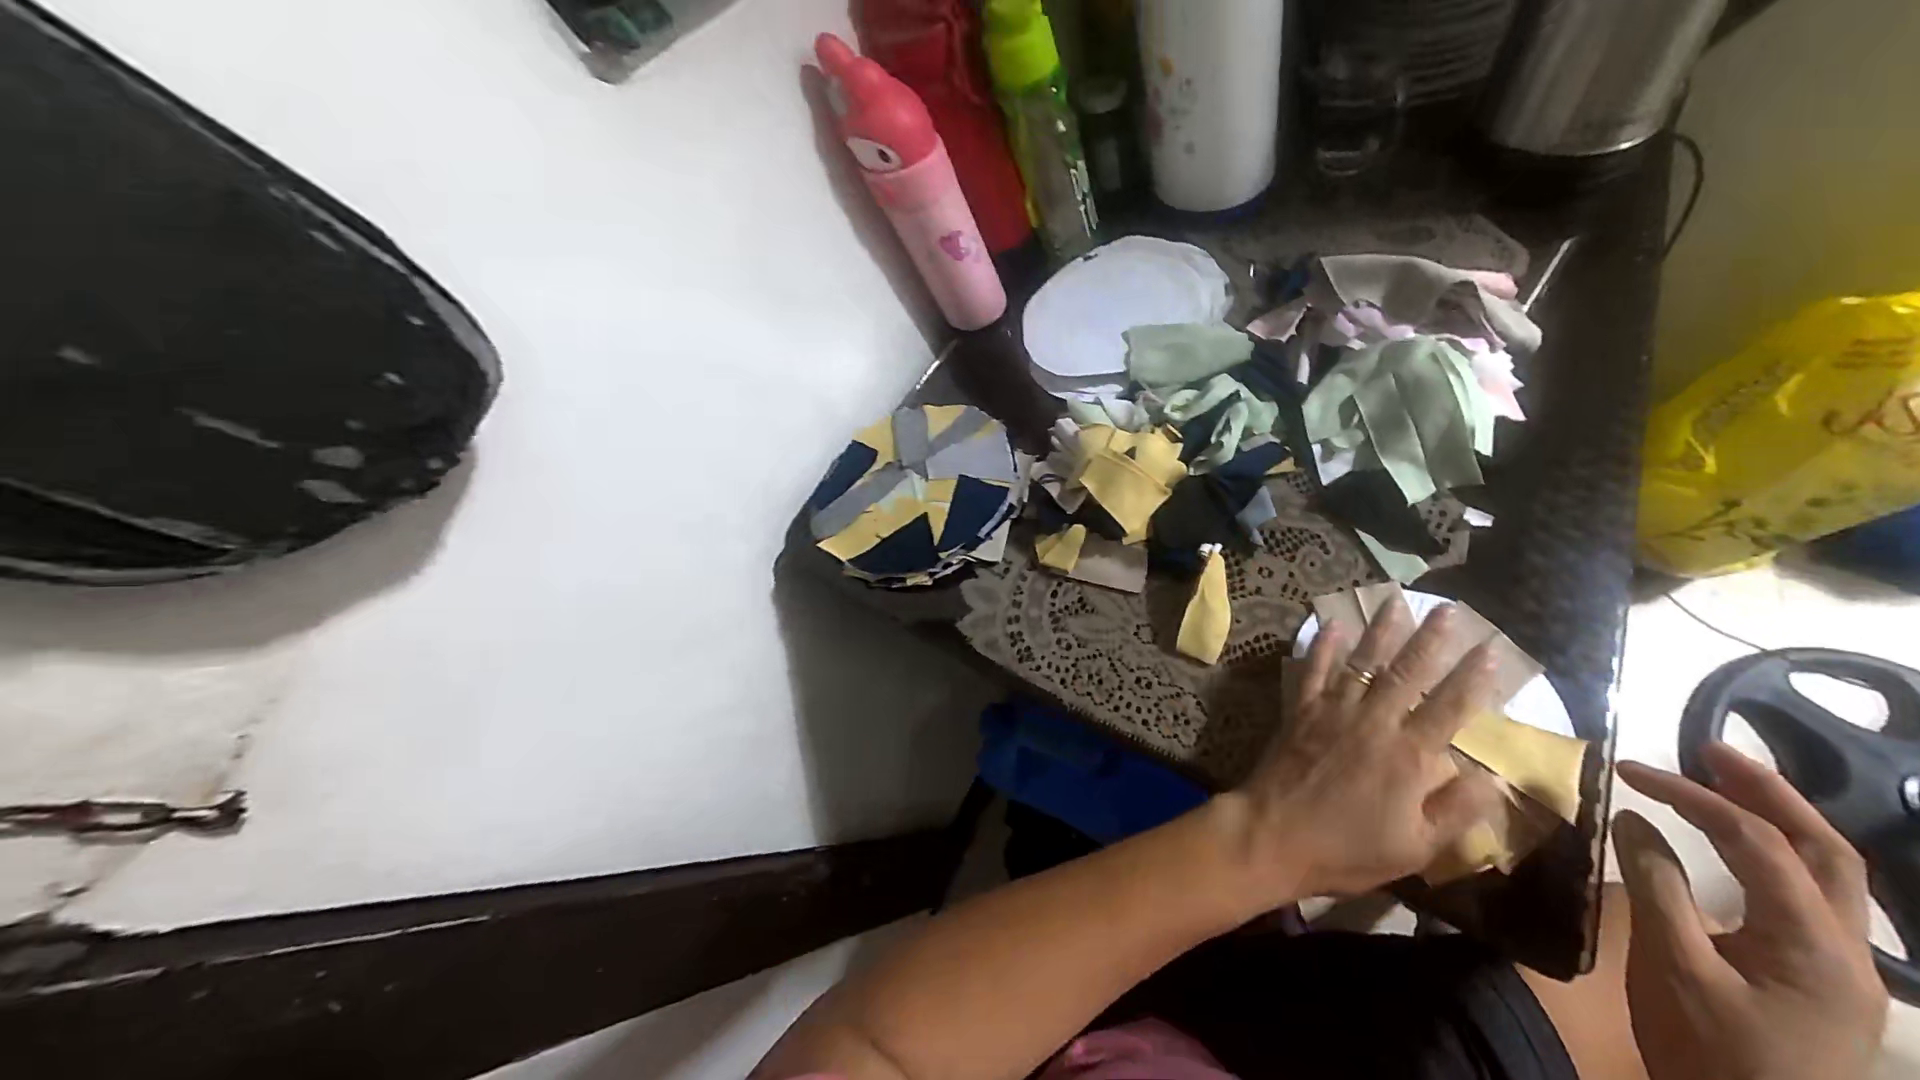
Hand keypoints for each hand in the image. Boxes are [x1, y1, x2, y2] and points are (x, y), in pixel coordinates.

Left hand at [1227, 601, 1501, 900]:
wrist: (1273, 835)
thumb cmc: (1347, 849)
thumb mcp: (1416, 847)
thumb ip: (1456, 809)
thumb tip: (1492, 776)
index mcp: (1409, 757)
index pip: (1451, 708)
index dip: (1474, 678)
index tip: (1493, 650)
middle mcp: (1373, 723)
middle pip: (1407, 673)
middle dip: (1430, 639)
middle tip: (1448, 609)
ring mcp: (1332, 712)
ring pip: (1362, 663)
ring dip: (1380, 632)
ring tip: (1395, 602)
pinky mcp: (1300, 712)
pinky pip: (1313, 672)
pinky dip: (1323, 648)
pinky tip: (1332, 625)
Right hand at [1615, 745, 1887, 1079]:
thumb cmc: (1711, 1050)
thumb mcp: (1674, 969)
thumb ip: (1656, 888)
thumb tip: (1633, 817)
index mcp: (1816, 946)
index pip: (1757, 844)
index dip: (1693, 797)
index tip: (1627, 770)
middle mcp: (1846, 948)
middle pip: (1824, 850)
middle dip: (1768, 791)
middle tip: (1708, 747)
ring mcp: (1838, 964)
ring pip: (1824, 871)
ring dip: (1776, 816)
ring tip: (1722, 777)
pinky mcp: (1815, 972)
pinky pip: (1806, 894)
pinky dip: (1771, 851)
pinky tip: (1736, 843)